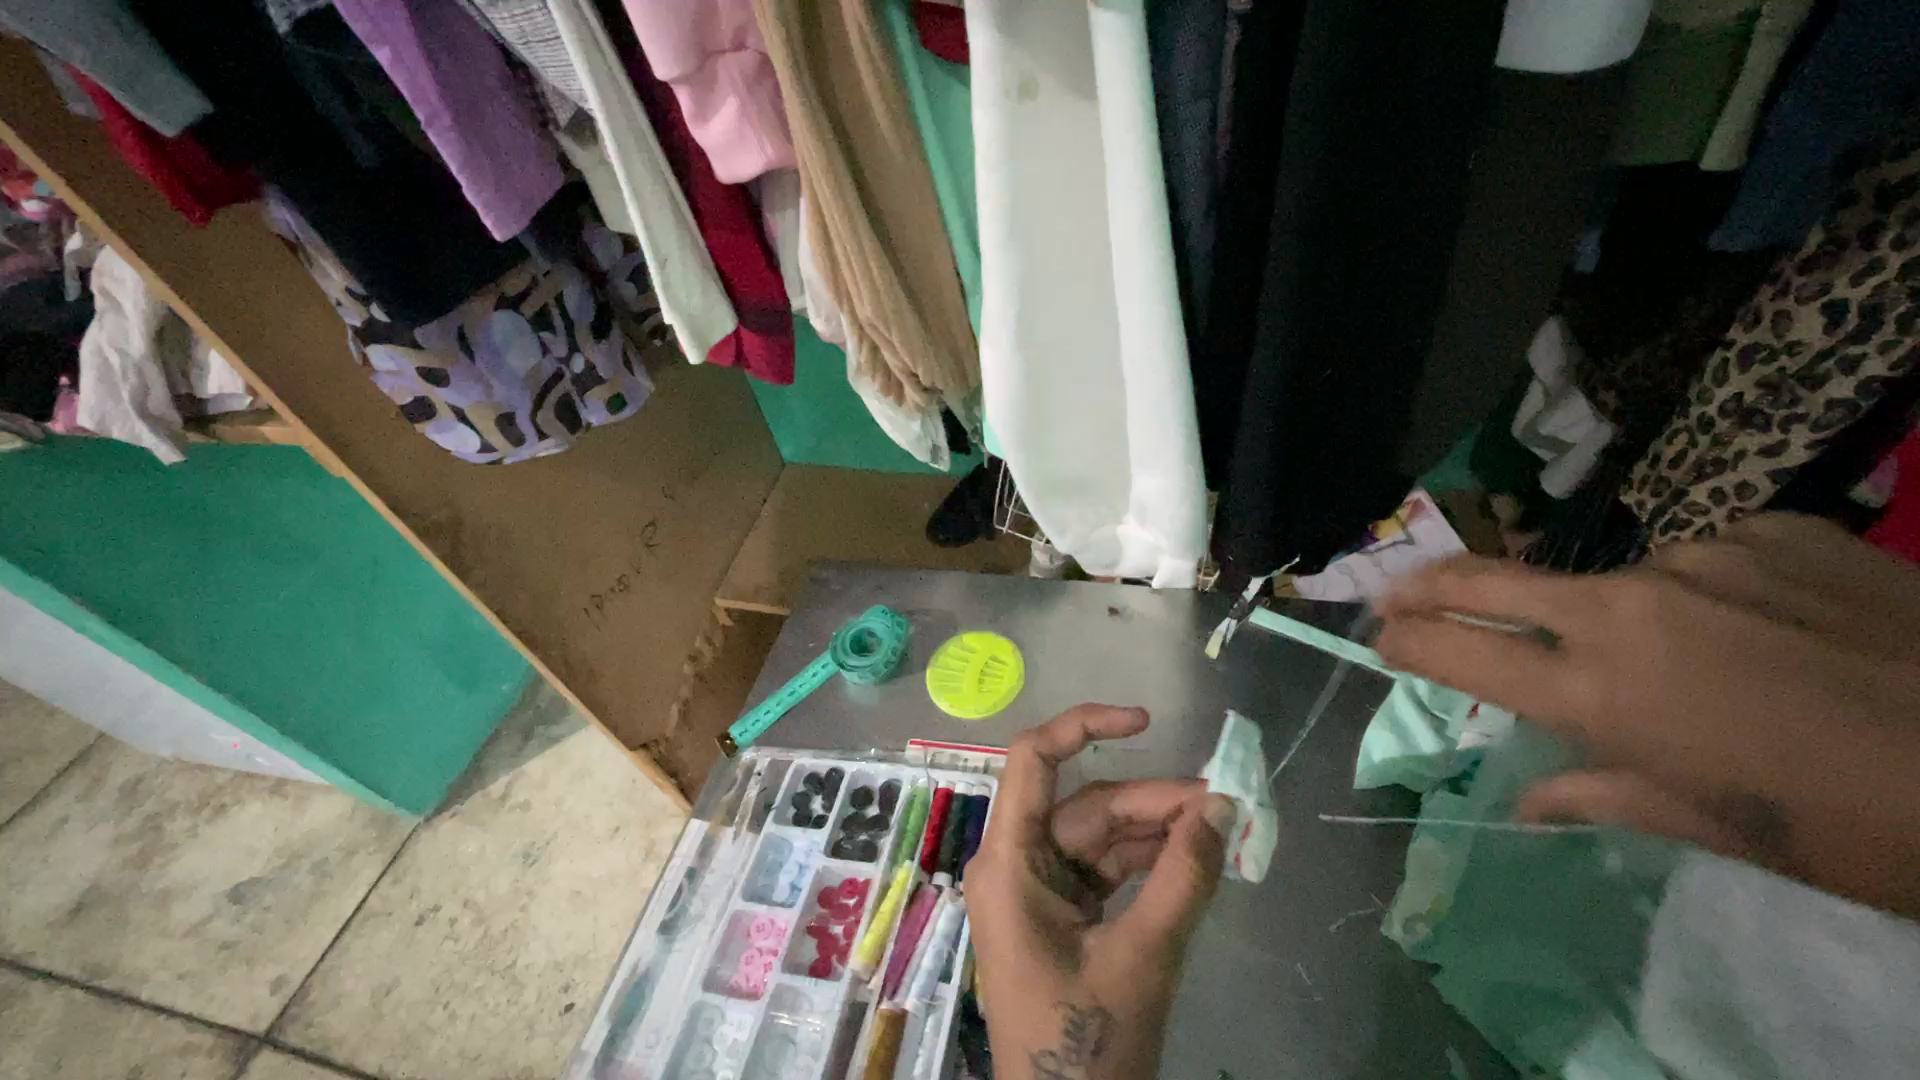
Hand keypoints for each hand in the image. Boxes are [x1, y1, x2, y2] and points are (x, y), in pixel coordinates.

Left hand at [966, 705, 1235, 1079]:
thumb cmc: (1086, 1043)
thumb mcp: (1143, 957)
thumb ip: (1183, 877)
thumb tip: (1224, 807)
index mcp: (1009, 862)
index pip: (1033, 761)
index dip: (1084, 726)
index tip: (1146, 721)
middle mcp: (1015, 864)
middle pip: (1084, 805)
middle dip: (1152, 801)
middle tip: (1223, 804)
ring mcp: (1038, 891)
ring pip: (1098, 837)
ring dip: (1157, 832)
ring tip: (1219, 830)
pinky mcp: (1061, 916)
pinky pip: (1103, 870)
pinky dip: (1147, 863)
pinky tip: (1193, 858)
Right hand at [1374, 513, 1919, 918]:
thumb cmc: (1861, 825)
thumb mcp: (1718, 826)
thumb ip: (1601, 793)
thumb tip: (1526, 803)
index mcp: (1602, 694)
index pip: (1459, 654)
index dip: (1407, 644)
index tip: (1380, 643)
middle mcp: (1624, 611)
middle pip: (1486, 582)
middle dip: (1426, 587)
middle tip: (1392, 593)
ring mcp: (1694, 559)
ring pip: (1611, 581)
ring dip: (1614, 614)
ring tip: (1692, 658)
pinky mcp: (1767, 530)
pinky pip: (1702, 560)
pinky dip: (1706, 593)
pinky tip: (1769, 624)